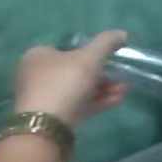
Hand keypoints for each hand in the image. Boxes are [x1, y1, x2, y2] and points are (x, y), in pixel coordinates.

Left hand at [13, 31, 128, 126]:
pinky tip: (116, 100)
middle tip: (121, 77)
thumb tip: (122, 34)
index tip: (111, 58)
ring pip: (77, 89)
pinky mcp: (52, 118)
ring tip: (124, 90)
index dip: (90, 52)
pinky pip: (77, 105)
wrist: (46, 128)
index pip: (67, 48)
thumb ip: (106, 43)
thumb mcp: (90, 57)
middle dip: (102, 73)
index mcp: (38, 55)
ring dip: (102, 88)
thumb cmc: (65, 83)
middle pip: (74, 70)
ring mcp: (44, 99)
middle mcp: (36, 75)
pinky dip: (96, 101)